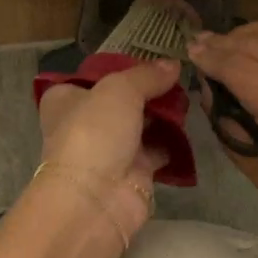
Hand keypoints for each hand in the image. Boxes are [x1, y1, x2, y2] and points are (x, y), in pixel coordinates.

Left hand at [35, 58, 179, 243]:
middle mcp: (84, 121)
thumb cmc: (94, 132)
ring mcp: (109, 148)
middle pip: (122, 99)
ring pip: (141, 124)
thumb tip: (173, 64)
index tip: (152, 59)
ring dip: (163, 115)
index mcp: (65, 98)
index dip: (120, 67)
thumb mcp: (119, 89)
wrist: (96, 198)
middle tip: (179, 78)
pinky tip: (191, 126)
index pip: (93, 76)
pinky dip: (173, 141)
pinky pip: (157, 149)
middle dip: (149, 91)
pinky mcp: (133, 171)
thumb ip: (147, 75)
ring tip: (190, 98)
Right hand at [187, 21, 257, 237]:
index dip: (209, 55)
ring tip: (230, 41)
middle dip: (225, 41)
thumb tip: (206, 75)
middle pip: (257, 43)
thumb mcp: (241, 151)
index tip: (189, 48)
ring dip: (250, 34)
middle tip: (203, 41)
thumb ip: (220, 108)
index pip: (236, 65)